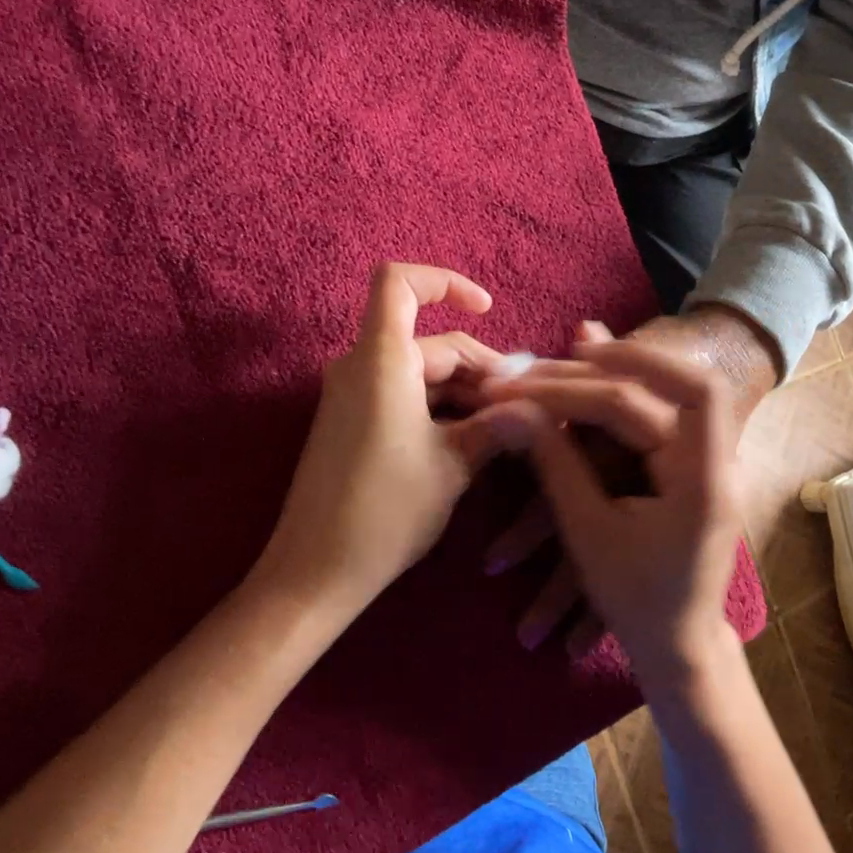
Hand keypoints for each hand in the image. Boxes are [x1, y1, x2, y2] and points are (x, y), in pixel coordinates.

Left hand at [254, 264, 530, 614]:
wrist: (315, 571)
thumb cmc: (385, 510)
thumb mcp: (453, 466)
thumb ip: (496, 426)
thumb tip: (538, 408)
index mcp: (381, 360)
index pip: (400, 282)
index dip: (445, 282)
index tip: (487, 308)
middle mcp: (361, 367)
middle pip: (428, 340)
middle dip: (479, 364)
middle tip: (523, 404)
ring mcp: (353, 396)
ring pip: (420, 371)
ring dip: (464, 391)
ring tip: (508, 426)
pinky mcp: (352, 424)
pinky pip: (402, 395)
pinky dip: (439, 407)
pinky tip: (475, 438)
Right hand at [490, 341, 744, 676]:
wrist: (679, 643)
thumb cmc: (635, 598)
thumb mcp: (589, 531)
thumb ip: (555, 462)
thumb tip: (510, 408)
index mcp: (703, 479)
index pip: (653, 402)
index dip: (600, 375)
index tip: (547, 370)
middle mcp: (718, 457)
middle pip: (667, 385)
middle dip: (600, 367)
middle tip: (541, 363)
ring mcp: (710, 457)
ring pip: (666, 393)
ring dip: (614, 372)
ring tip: (564, 353)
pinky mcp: (692, 461)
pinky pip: (661, 411)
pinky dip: (624, 391)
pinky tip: (591, 367)